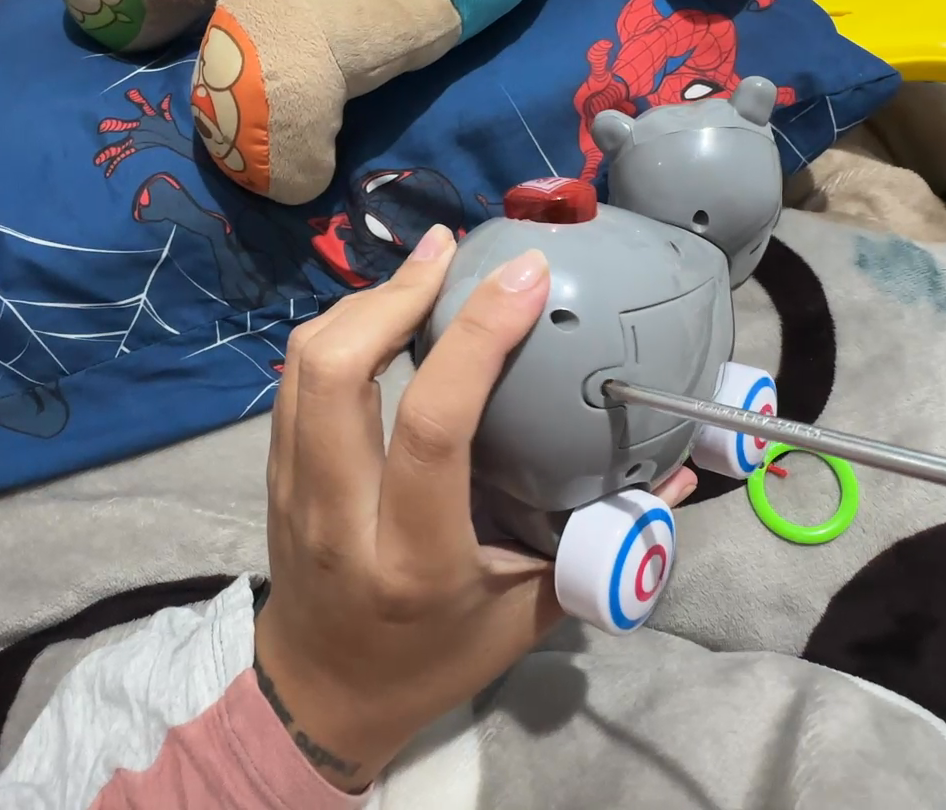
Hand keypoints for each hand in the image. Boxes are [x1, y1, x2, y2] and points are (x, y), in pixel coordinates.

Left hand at [252, 224, 697, 790]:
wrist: (320, 694)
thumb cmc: (433, 660)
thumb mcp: (527, 616)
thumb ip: (598, 545)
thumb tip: (671, 478)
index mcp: (412, 557)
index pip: (435, 425)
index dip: (478, 336)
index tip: (524, 275)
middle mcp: (339, 513)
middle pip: (337, 370)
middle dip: (395, 293)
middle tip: (453, 251)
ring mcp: (293, 488)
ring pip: (306, 363)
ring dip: (365, 300)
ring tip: (425, 266)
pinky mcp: (275, 471)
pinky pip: (296, 378)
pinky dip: (340, 328)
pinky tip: (384, 311)